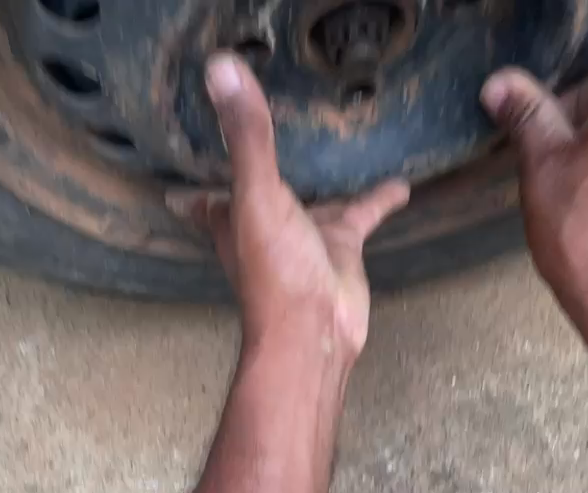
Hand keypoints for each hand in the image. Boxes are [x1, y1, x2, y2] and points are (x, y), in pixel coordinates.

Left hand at [171, 54, 409, 370]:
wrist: (315, 330)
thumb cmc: (274, 272)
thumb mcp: (257, 197)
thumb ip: (247, 138)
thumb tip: (220, 67)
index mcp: (233, 217)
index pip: (205, 194)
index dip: (195, 175)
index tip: (186, 152)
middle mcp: (266, 224)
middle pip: (261, 186)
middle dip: (262, 160)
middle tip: (267, 119)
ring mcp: (305, 236)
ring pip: (314, 195)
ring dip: (323, 172)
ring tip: (338, 130)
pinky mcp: (342, 248)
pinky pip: (363, 213)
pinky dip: (379, 197)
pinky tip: (401, 179)